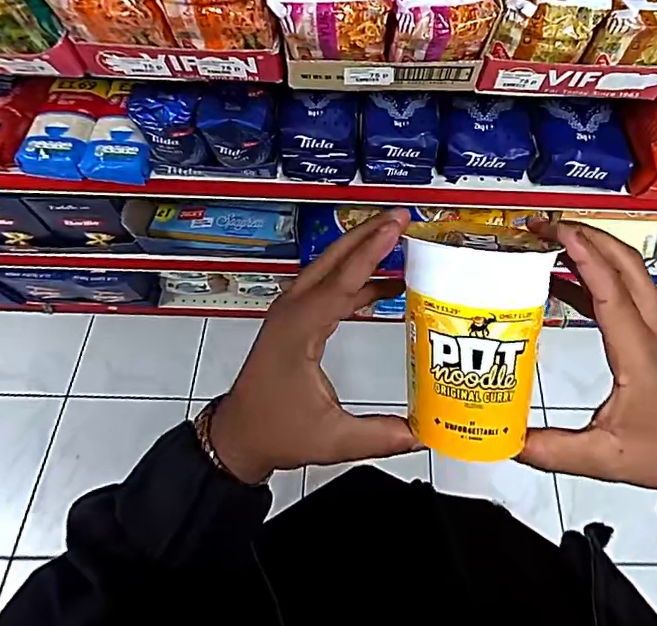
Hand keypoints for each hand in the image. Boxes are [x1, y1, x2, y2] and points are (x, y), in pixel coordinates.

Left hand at [207, 208, 418, 483]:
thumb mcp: (329, 438)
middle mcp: (295, 309)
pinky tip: (388, 283)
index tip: (394, 227)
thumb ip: (377, 434)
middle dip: (369, 233)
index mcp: (299, 328)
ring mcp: (296, 309)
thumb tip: (418, 431)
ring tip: (398, 237)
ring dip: (364, 249)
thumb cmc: (273, 429)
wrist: (238, 435)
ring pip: (334, 266)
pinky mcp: (301, 316)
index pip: (343, 280)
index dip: (372, 251)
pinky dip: (360, 277)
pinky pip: (334, 285)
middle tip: (401, 217)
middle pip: (336, 257)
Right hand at [517, 220, 656, 515]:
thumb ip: (552, 448)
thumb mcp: (605, 458)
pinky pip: (622, 290)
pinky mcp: (650, 335)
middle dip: (586, 234)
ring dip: (593, 248)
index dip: (584, 256)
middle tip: (549, 227)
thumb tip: (511, 438)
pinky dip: (593, 275)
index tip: (559, 233)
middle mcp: (651, 331)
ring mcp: (653, 329)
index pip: (611, 290)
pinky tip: (565, 281)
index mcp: (639, 352)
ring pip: (627, 270)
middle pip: (625, 262)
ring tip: (554, 241)